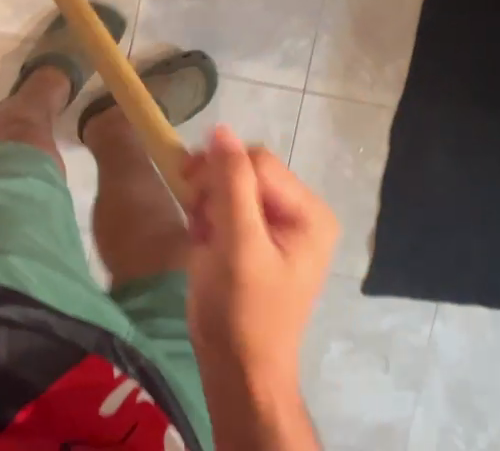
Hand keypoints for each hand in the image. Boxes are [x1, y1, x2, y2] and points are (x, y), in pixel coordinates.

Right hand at [184, 126, 338, 393]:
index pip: (258, 161)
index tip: (190, 192)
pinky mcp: (256, 237)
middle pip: (245, 169)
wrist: (236, 370)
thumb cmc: (242, 311)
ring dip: (207, 205)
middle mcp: (299, 212)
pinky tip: (205, 244)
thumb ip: (231, 183)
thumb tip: (220, 129)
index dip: (220, 170)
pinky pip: (226, 205)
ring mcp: (278, 225)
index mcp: (309, 212)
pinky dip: (208, 219)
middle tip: (197, 221)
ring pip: (230, 184)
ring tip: (203, 237)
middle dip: (213, 189)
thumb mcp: (238, 244)